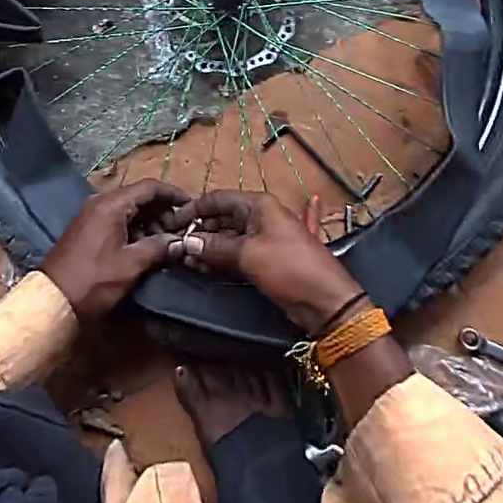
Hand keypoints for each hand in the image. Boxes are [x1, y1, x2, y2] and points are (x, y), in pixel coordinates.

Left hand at [41, 179, 190, 322]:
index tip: (191, 206)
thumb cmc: (93, 280)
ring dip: (149, 222)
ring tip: (167, 242)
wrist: (53, 299)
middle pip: (139, 197)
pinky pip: (117, 219)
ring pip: (129, 209)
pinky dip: (135, 228)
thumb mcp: (130, 265)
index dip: (172, 194)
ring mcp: (93, 214)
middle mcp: (101, 202)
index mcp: (111, 204)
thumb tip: (180, 241)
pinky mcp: (89, 228)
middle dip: (162, 212)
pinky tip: (147, 247)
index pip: (149, 187)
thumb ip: (158, 248)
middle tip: (181, 231)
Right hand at [164, 190, 364, 334]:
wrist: (328, 304)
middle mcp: (262, 217)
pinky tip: (209, 262)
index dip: (195, 208)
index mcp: (259, 205)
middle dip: (201, 231)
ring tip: (189, 261)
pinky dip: (225, 257)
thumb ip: (215, 247)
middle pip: (224, 218)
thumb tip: (186, 243)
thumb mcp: (248, 255)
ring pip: (231, 238)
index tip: (173, 222)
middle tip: (179, 247)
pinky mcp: (271, 260)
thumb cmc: (289, 269)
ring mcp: (268, 238)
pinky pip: (241, 253)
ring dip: (211, 247)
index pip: (219, 199)